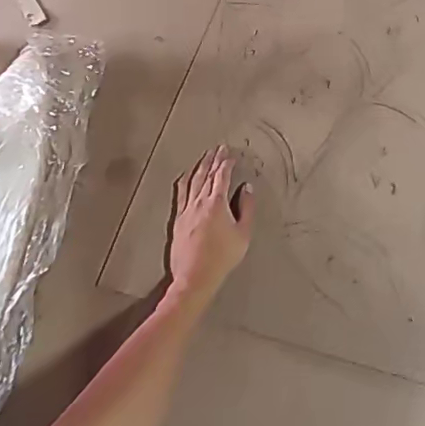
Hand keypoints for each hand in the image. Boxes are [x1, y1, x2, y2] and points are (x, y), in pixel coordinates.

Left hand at [165, 145, 254, 311]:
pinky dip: (185, 180)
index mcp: (216, 203)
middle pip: (206, 174)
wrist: (194, 277)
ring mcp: (186, 210)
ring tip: (205, 156)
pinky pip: (181, 192)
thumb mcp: (243, 233)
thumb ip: (246, 208)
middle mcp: (199, 202)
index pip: (221, 176)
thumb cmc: (222, 257)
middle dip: (213, 159)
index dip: (226, 163)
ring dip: (199, 166)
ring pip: (192, 181)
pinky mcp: (178, 219)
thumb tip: (246, 189)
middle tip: (218, 148)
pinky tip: (186, 175)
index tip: (230, 154)